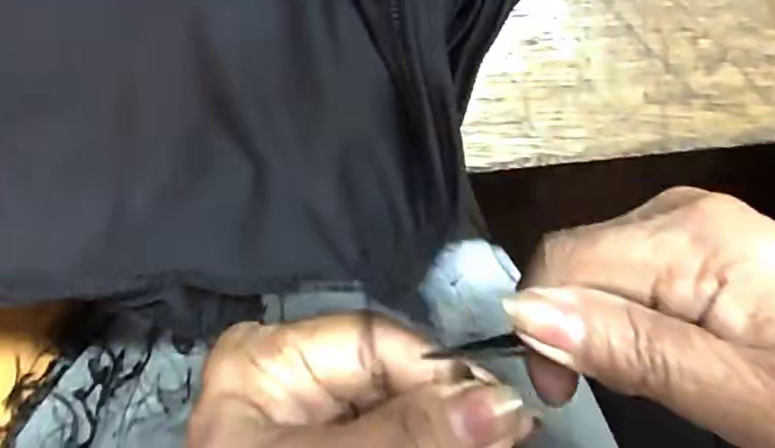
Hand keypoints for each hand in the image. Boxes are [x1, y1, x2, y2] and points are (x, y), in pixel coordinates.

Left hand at [187, 313, 535, 447]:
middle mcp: (290, 377)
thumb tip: (499, 402)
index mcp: (265, 357)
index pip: (370, 337)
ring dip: (447, 428)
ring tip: (500, 436)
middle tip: (509, 429)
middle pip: (391, 376)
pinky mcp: (332, 440)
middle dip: (447, 406)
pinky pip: (393, 432)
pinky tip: (468, 441)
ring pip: (399, 408)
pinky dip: (428, 440)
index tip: (499, 402)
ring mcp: (310, 417)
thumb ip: (405, 434)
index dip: (436, 370)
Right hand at [502, 187, 774, 447]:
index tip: (554, 400)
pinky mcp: (723, 257)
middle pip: (587, 258)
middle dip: (574, 323)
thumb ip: (645, 351)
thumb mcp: (771, 406)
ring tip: (638, 388)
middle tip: (604, 402)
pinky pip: (643, 278)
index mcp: (698, 230)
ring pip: (608, 269)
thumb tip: (527, 312)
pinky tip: (660, 358)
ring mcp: (709, 230)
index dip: (543, 323)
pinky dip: (631, 320)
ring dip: (601, 326)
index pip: (571, 258)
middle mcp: (691, 211)